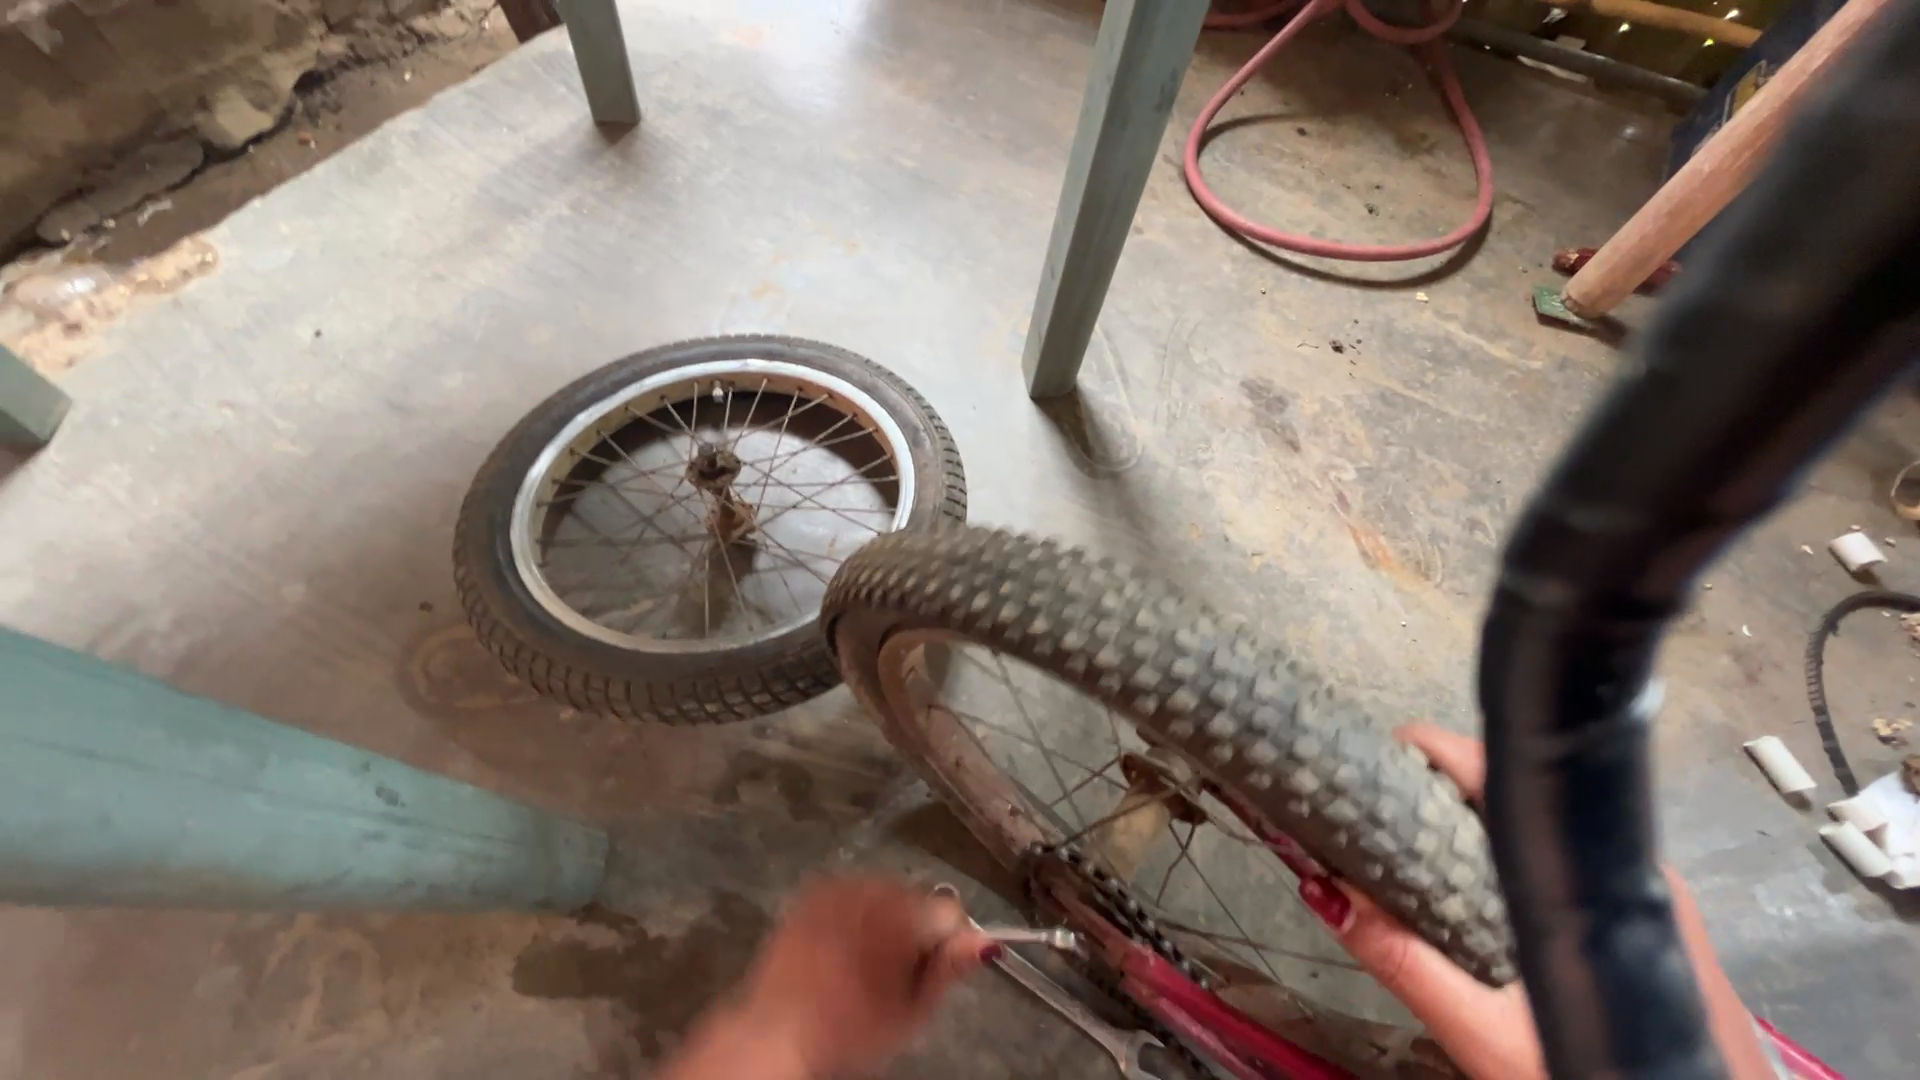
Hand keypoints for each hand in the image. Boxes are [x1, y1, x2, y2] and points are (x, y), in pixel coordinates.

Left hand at [664, 877, 993, 1079]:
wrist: (774, 1035)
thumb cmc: (849, 1033)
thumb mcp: (911, 1013)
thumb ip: (950, 969)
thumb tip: (987, 941)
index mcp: (901, 914)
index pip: (949, 909)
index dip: (946, 941)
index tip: (929, 971)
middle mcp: (871, 886)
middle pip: (915, 896)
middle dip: (913, 926)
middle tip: (893, 975)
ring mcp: (838, 883)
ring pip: (883, 891)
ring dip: (883, 918)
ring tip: (863, 963)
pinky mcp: (812, 889)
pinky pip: (850, 892)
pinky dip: (854, 913)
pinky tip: (840, 947)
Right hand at [1297, 724, 1775, 1079]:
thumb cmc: (1599, 1077)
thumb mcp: (1486, 1032)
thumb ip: (1405, 960)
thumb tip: (1323, 889)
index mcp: (1584, 869)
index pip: (1493, 768)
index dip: (1424, 752)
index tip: (1364, 763)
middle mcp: (1616, 860)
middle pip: (1503, 788)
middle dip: (1426, 786)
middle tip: (1362, 809)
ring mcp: (1632, 886)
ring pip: (1522, 822)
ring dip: (1454, 819)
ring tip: (1390, 842)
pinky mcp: (1633, 916)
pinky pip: (1542, 855)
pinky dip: (1486, 850)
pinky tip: (1454, 888)